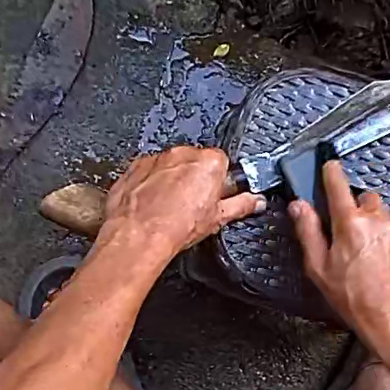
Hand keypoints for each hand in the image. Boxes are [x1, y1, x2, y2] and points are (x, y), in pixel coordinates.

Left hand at [99, 146, 264, 262]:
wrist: (138, 236)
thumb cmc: (175, 227)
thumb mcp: (218, 219)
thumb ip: (241, 205)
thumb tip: (255, 202)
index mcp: (209, 161)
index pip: (222, 164)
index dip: (219, 184)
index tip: (215, 198)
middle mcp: (182, 153)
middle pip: (195, 163)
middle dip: (195, 181)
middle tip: (193, 207)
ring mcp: (156, 159)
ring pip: (170, 167)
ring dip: (171, 182)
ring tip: (170, 210)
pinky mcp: (134, 168)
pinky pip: (147, 173)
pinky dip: (149, 186)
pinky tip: (152, 207)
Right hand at [289, 160, 389, 341]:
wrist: (388, 315)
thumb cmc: (353, 296)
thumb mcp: (318, 266)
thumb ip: (308, 231)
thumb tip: (299, 207)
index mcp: (349, 223)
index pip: (338, 185)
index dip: (331, 173)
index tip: (328, 166)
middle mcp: (375, 221)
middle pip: (362, 197)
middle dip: (351, 206)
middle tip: (341, 227)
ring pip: (377, 213)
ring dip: (366, 221)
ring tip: (357, 247)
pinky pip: (388, 229)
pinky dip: (379, 236)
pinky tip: (372, 257)